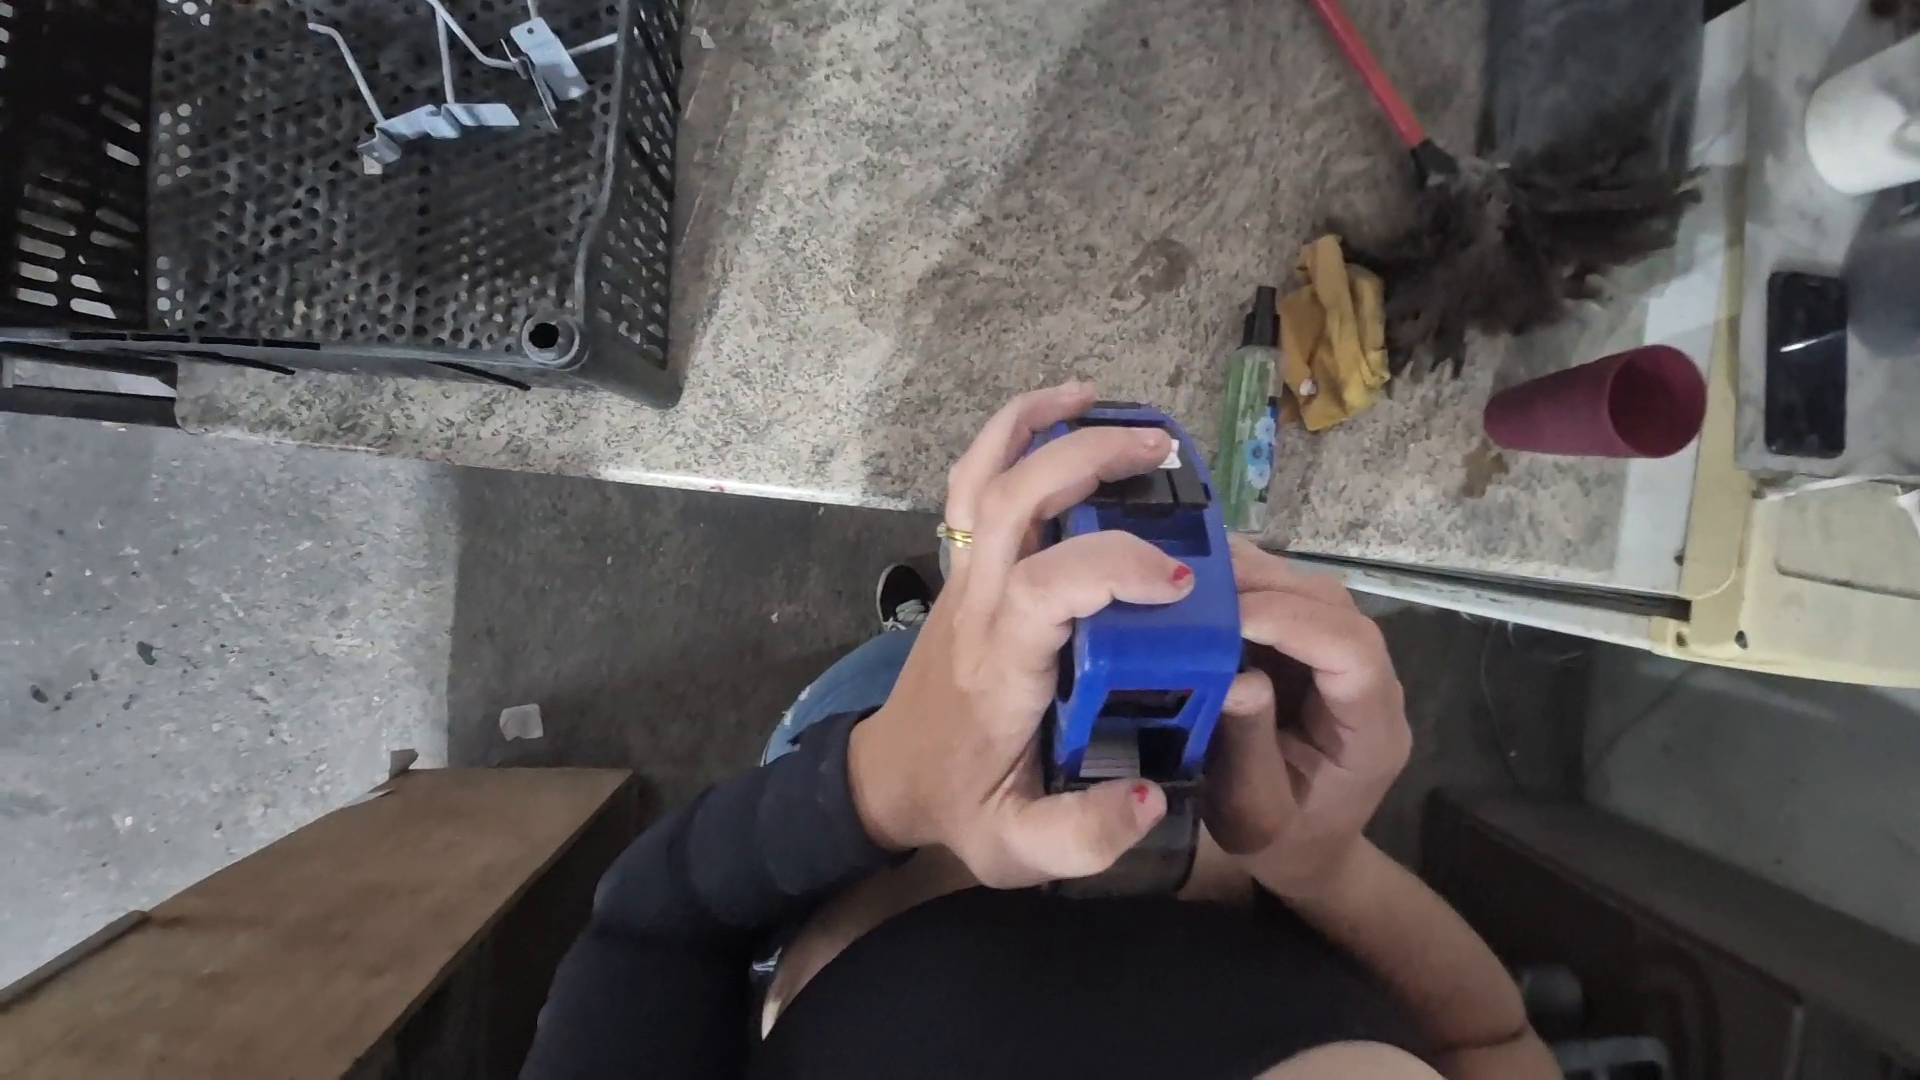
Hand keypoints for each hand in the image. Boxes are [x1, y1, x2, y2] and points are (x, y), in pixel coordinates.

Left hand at [848, 383, 1195, 887]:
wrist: (888, 777)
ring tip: (1102, 402)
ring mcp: (961, 577)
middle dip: (1088, 463)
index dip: (1115, 569)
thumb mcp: (1017, 848)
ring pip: (981, 477)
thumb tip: (1151, 793)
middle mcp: (976, 604)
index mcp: (999, 665)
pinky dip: (1006, 436)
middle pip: (1015, 503)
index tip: (1178, 582)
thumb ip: (1083, 836)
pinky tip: (1053, 417)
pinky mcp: (961, 569)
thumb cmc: (958, 803)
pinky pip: (973, 486)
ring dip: (1037, 426)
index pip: (1048, 588)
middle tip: (1161, 455)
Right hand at [1202, 536, 1409, 898]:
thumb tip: (1236, 676)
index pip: (1351, 651)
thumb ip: (1248, 743)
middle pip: (1334, 608)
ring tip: (1193, 577)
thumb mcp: (1255, 809)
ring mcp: (1341, 663)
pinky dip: (1247, 586)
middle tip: (1194, 580)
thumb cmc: (1280, 840)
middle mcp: (1369, 682)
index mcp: (1371, 728)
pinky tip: (1205, 586)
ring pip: (1313, 594)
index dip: (1292, 621)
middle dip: (1267, 585)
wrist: (1304, 851)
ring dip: (1255, 577)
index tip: (1225, 615)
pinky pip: (1288, 602)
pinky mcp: (1310, 654)